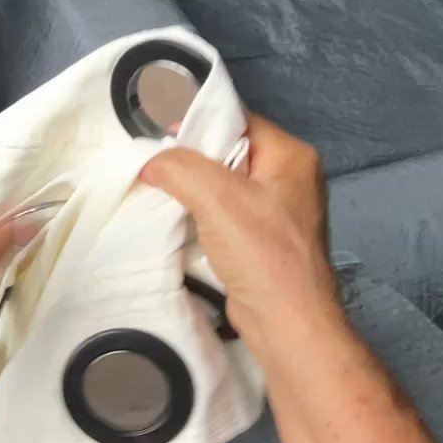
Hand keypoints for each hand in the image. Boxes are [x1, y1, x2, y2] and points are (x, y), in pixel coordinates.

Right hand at [139, 113, 339, 340]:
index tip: (160, 142)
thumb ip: (180, 169)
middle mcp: (290, 178)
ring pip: (225, 186)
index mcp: (291, 157)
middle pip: (230, 153)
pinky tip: (181, 224)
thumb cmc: (261, 254)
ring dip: (193, 191)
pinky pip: (227, 213)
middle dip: (191, 162)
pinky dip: (202, 215)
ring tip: (163, 198)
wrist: (285, 319)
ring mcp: (278, 211)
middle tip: (157, 172)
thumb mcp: (217, 198)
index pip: (239, 122)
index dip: (199, 127)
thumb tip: (150, 162)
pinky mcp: (265, 239)